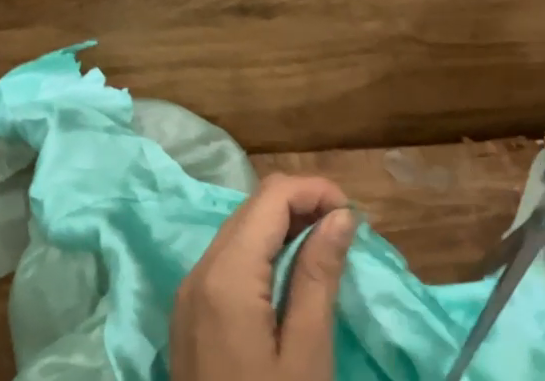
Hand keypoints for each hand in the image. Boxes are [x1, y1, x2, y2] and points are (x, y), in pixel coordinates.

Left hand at [171, 174, 356, 380]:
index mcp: (226, 276)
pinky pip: (229, 258)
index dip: (316, 190)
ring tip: (328, 247)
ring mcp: (189, 293)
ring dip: (285, 225)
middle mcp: (199, 271)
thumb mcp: (306, 354)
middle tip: (347, 231)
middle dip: (302, 204)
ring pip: (240, 229)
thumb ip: (319, 276)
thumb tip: (340, 215)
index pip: (271, 196)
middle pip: (253, 207)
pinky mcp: (190, 313)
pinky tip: (294, 272)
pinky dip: (264, 250)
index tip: (355, 216)